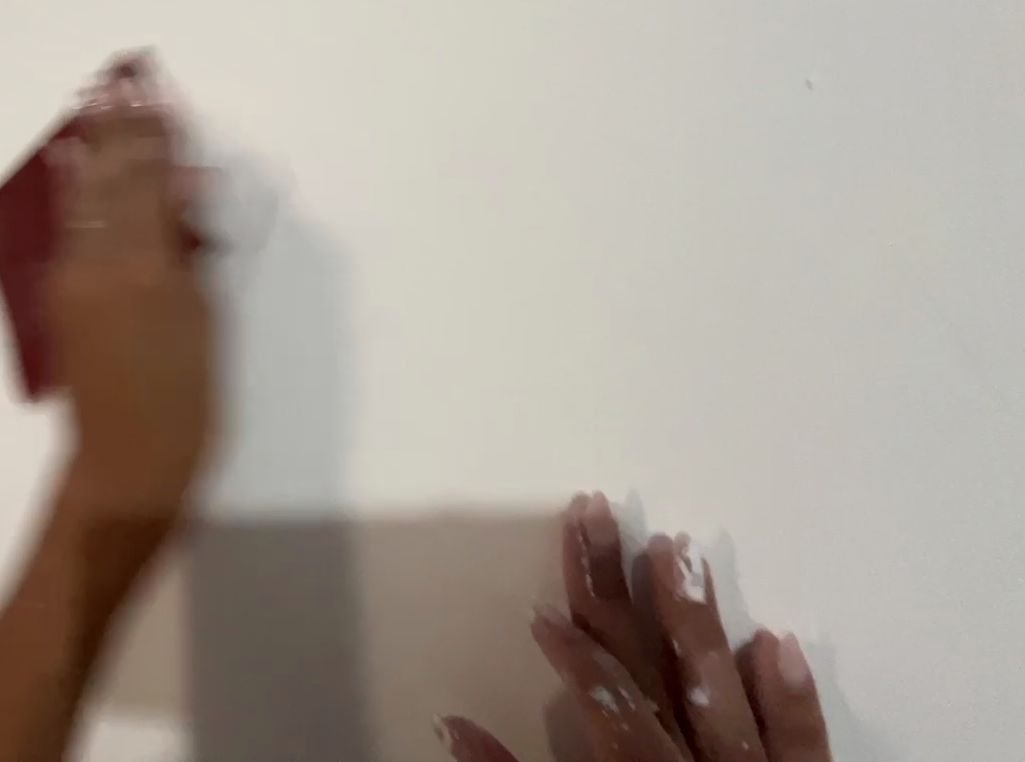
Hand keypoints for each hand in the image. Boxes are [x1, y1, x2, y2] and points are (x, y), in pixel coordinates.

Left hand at [47, 74, 214, 520]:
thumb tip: (178, 202)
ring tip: (97, 110)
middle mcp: (99, 263)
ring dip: (94, 154)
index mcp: (146, 269)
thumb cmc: (187, 402)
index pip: (150, 187)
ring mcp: (71, 278)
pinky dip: (78, 193)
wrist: (125, 462)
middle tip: (126, 92)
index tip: (164, 108)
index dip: (157, 144)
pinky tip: (77, 166)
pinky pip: (70, 229)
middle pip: (109, 183)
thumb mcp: (205, 323)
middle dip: (121, 136)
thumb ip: (187, 255)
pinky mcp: (59, 296)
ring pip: (82, 201)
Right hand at [439, 494, 832, 761]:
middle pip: (649, 658)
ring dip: (696, 613)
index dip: (570, 647)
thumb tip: (446, 723)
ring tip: (677, 546)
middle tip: (598, 512)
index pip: (602, 692)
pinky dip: (791, 696)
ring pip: (721, 683)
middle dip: (616, 582)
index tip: (539, 609)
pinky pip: (804, 747)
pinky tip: (777, 638)